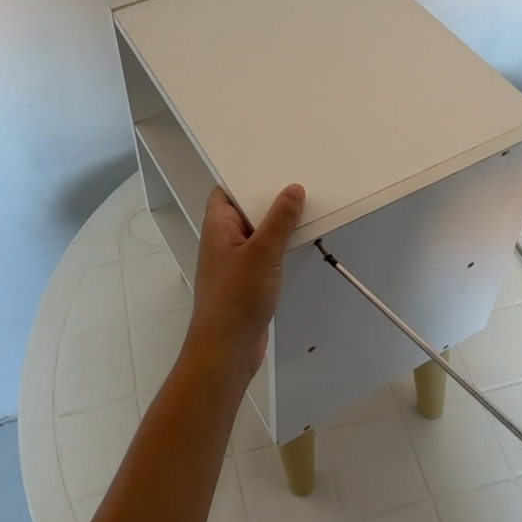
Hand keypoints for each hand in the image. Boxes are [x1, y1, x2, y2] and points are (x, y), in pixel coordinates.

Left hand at [184, 185, 305, 379]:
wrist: (227, 350)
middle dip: (270, 202)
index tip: (274, 171)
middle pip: (246, 211)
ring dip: (278, 228)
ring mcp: (234, 263)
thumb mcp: (263, 252)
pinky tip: (296, 248)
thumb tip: (292, 192)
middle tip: (297, 190)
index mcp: (218, 227)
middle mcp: (223, 242)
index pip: (227, 191)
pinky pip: (264, 256)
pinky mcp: (246, 282)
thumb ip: (280, 220)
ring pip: (258, 235)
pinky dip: (279, 250)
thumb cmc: (234, 301)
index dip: (247, 179)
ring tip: (304, 214)